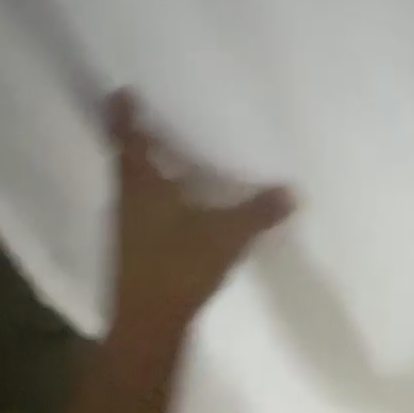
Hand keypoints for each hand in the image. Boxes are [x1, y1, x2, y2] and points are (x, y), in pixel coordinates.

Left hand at [106, 89, 296, 330]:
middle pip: (127, 162)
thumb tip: (291, 191)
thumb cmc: (180, 266)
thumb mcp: (227, 235)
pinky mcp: (133, 251)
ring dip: (149, 174)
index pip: (128, 139)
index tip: (122, 91)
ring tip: (172, 163)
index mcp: (141, 185)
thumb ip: (258, 212)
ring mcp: (125, 228)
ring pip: (134, 189)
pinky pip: (143, 213)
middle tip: (156, 123)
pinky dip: (157, 202)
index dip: (125, 114)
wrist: (148, 321)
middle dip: (140, 142)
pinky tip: (179, 210)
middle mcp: (126, 200)